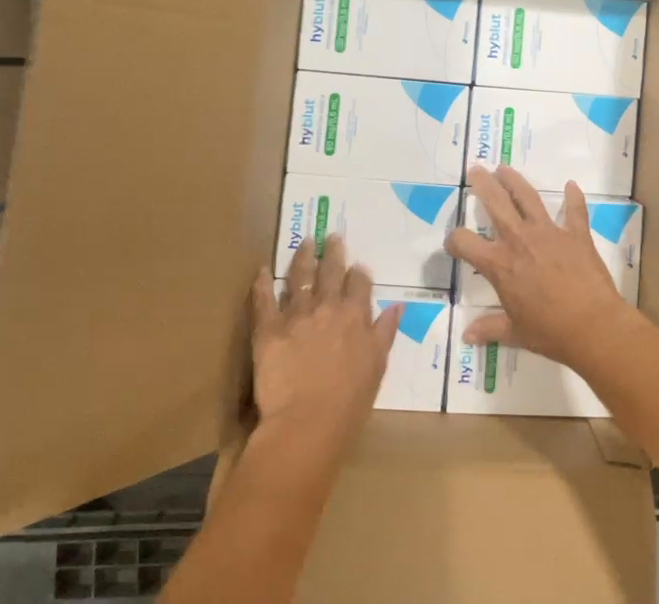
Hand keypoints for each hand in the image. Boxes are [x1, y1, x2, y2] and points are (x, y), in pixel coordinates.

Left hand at [249, 234, 400, 442]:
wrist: (307, 422)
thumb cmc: (350, 402)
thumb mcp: (377, 366)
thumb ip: (385, 333)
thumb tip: (396, 306)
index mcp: (356, 317)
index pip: (360, 284)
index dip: (359, 273)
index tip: (357, 266)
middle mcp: (327, 308)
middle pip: (330, 272)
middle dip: (332, 252)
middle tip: (332, 236)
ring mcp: (295, 316)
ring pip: (299, 277)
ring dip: (302, 257)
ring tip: (305, 242)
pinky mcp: (267, 329)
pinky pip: (263, 299)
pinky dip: (262, 282)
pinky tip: (262, 270)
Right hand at [444, 165, 640, 366]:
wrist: (592, 325)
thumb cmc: (549, 331)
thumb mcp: (514, 332)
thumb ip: (490, 328)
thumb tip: (467, 336)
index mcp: (499, 264)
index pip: (464, 242)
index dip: (454, 240)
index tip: (454, 243)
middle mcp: (519, 240)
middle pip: (496, 203)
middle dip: (483, 184)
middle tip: (476, 170)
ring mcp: (550, 233)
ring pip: (528, 198)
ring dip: (515, 180)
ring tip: (505, 169)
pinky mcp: (576, 234)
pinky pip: (575, 210)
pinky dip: (574, 197)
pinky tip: (571, 185)